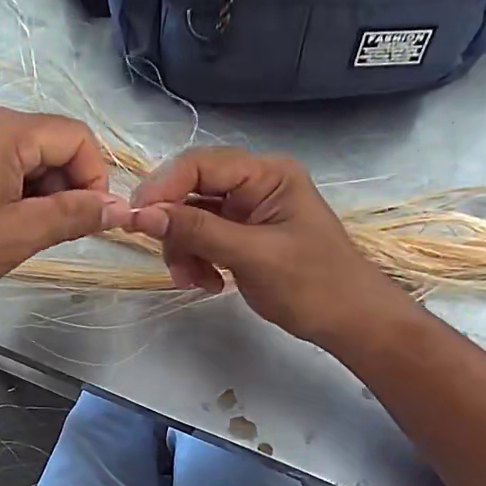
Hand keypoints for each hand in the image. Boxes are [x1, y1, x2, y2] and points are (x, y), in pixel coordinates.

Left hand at [0, 107, 130, 339]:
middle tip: (55, 233)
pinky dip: (17, 194)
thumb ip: (74, 216)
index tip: (88, 220)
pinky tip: (1, 226)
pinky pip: (2, 167)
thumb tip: (121, 209)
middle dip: (68, 188)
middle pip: (54, 145)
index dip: (95, 178)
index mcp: (2, 131)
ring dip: (42, 195)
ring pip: (30, 160)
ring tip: (24, 234)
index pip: (77, 138)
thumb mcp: (17, 235)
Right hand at [127, 148, 408, 345]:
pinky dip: (198, 261)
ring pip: (192, 219)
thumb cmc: (313, 284)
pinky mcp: (242, 237)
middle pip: (191, 191)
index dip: (163, 187)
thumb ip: (198, 232)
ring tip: (196, 282)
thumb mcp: (253, 256)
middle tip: (170, 262)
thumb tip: (142, 215)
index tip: (135, 219)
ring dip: (185, 251)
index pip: (200, 165)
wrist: (350, 321)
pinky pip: (203, 240)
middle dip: (175, 228)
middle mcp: (254, 184)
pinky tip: (210, 284)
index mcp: (267, 174)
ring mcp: (248, 211)